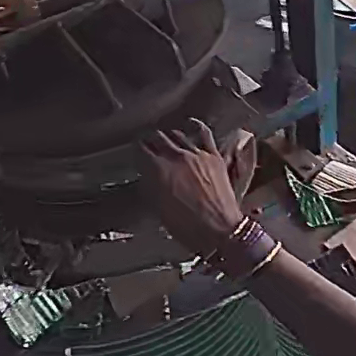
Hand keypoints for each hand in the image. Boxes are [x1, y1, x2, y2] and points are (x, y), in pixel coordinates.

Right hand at [139, 118, 253, 253]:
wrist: (220, 231)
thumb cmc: (187, 227)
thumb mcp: (159, 208)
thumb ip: (151, 186)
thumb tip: (147, 175)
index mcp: (158, 170)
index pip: (141, 149)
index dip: (136, 149)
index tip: (135, 151)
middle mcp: (176, 157)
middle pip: (157, 137)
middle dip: (150, 140)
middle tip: (148, 144)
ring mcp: (197, 154)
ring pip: (177, 134)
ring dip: (169, 136)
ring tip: (166, 140)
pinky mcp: (213, 156)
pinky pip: (203, 133)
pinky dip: (194, 127)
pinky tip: (190, 124)